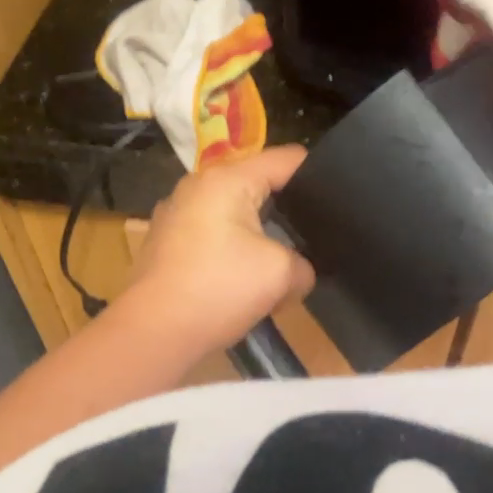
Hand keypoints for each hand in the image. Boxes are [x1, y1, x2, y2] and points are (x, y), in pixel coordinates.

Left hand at [119, 146, 314, 351]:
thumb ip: (303, 265)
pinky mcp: (166, 243)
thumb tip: (299, 272)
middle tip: (317, 230)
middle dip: (287, 206)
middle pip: (257, 183)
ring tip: (285, 255)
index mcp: (226, 179)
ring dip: (260, 231)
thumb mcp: (281, 275)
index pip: (284, 159)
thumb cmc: (218, 289)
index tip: (339, 196)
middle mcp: (198, 186)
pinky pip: (213, 232)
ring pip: (234, 211)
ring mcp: (176, 213)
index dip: (317, 174)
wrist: (153, 332)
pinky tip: (246, 274)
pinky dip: (234, 247)